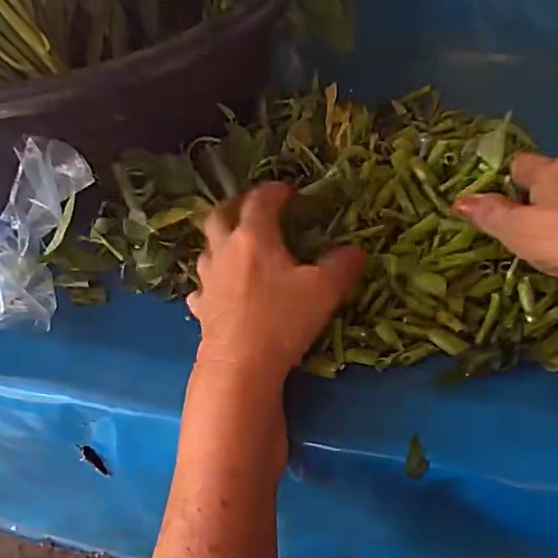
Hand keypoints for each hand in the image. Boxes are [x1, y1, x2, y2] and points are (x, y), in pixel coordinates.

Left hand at [188, 183, 364, 385]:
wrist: (239, 366)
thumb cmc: (282, 322)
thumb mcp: (324, 291)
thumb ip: (342, 266)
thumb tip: (355, 251)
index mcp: (254, 237)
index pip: (260, 201)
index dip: (275, 191)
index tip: (287, 191)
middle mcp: (224, 252)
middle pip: (220, 216)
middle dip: (236, 207)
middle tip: (252, 209)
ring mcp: (208, 282)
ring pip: (207, 251)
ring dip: (220, 243)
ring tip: (236, 248)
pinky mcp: (201, 309)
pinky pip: (202, 288)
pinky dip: (211, 283)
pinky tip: (218, 290)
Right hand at [452, 153, 557, 296]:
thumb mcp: (519, 232)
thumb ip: (491, 215)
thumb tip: (459, 200)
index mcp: (551, 170)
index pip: (519, 163)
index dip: (503, 179)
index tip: (493, 202)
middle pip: (550, 177)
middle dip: (534, 196)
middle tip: (519, 228)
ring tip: (550, 242)